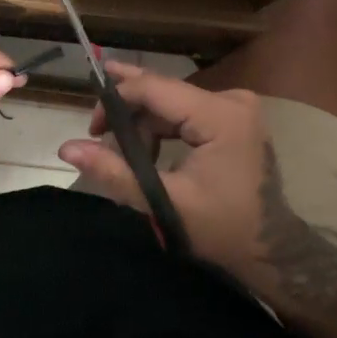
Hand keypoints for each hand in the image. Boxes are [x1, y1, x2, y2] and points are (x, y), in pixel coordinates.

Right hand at [57, 61, 284, 275]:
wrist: (270, 249)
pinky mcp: (233, 118)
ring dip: (142, 126)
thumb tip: (66, 147)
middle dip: (127, 115)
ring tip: (124, 158)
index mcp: (220, 116)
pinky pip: (184, 112)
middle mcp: (232, 100)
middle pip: (161, 92)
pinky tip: (146, 155)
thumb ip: (114, 172)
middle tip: (96, 134)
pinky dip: (160, 130)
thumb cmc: (221, 229)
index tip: (92, 130)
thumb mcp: (163, 203)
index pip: (154, 88)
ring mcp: (236, 107)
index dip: (115, 101)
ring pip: (169, 102)